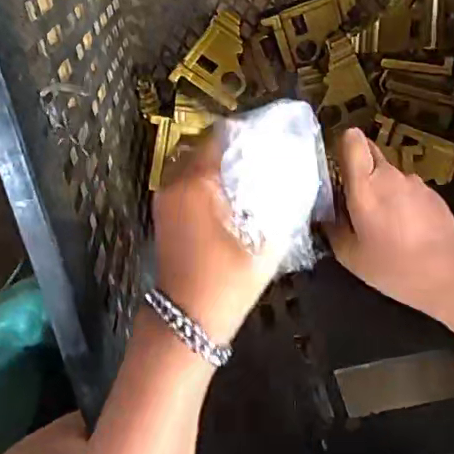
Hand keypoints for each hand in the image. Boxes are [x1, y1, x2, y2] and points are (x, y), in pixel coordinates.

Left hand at [151, 131, 286, 340]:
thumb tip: (290, 178)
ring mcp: (164, 199)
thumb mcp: (265, 244)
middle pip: (201, 148)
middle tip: (259, 154)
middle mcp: (174, 184)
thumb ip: (279, 206)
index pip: (217, 138)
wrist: (186, 320)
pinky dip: (203, 181)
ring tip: (245, 173)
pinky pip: (183, 183)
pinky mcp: (163, 215)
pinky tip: (228, 195)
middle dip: (229, 147)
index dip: (242, 133)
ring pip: (190, 165)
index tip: (264, 134)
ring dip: (214, 164)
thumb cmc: (226, 281)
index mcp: (196, 184)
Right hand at [326, 128, 453, 329]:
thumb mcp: (351, 256)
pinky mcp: (433, 195)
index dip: (343, 145)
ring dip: (381, 190)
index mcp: (365, 185)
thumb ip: (333, 229)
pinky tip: (406, 232)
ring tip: (383, 225)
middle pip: (369, 154)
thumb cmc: (396, 266)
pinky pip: (407, 190)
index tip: (336, 165)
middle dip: (359, 169)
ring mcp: (414, 183)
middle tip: (353, 199)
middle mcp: (389, 175)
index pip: (353, 140)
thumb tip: (324, 215)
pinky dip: (402, 203)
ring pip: (388, 175)